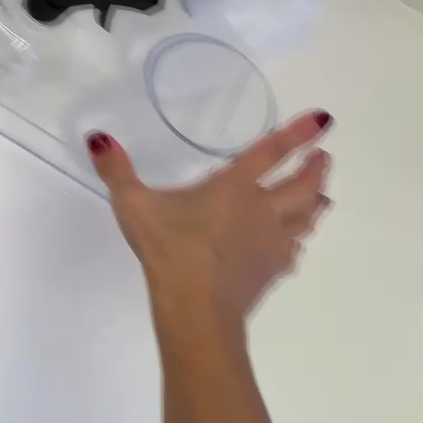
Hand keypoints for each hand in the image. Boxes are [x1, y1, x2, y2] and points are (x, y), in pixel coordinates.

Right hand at [87, 110, 333, 332]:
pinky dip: (300, 235)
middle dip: (316, 168)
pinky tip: (291, 240)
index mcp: (234, 188)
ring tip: (319, 194)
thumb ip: (115, 170)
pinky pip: (296, 246)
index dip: (299, 133)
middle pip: (304, 185)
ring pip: (309, 216)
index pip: (271, 153)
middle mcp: (264, 209)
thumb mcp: (132, 203)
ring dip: (316, 200)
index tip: (324, 119)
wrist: (196, 304)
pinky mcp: (274, 267)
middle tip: (322, 157)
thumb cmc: (167, 247)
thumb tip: (98, 137)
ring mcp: (274, 241)